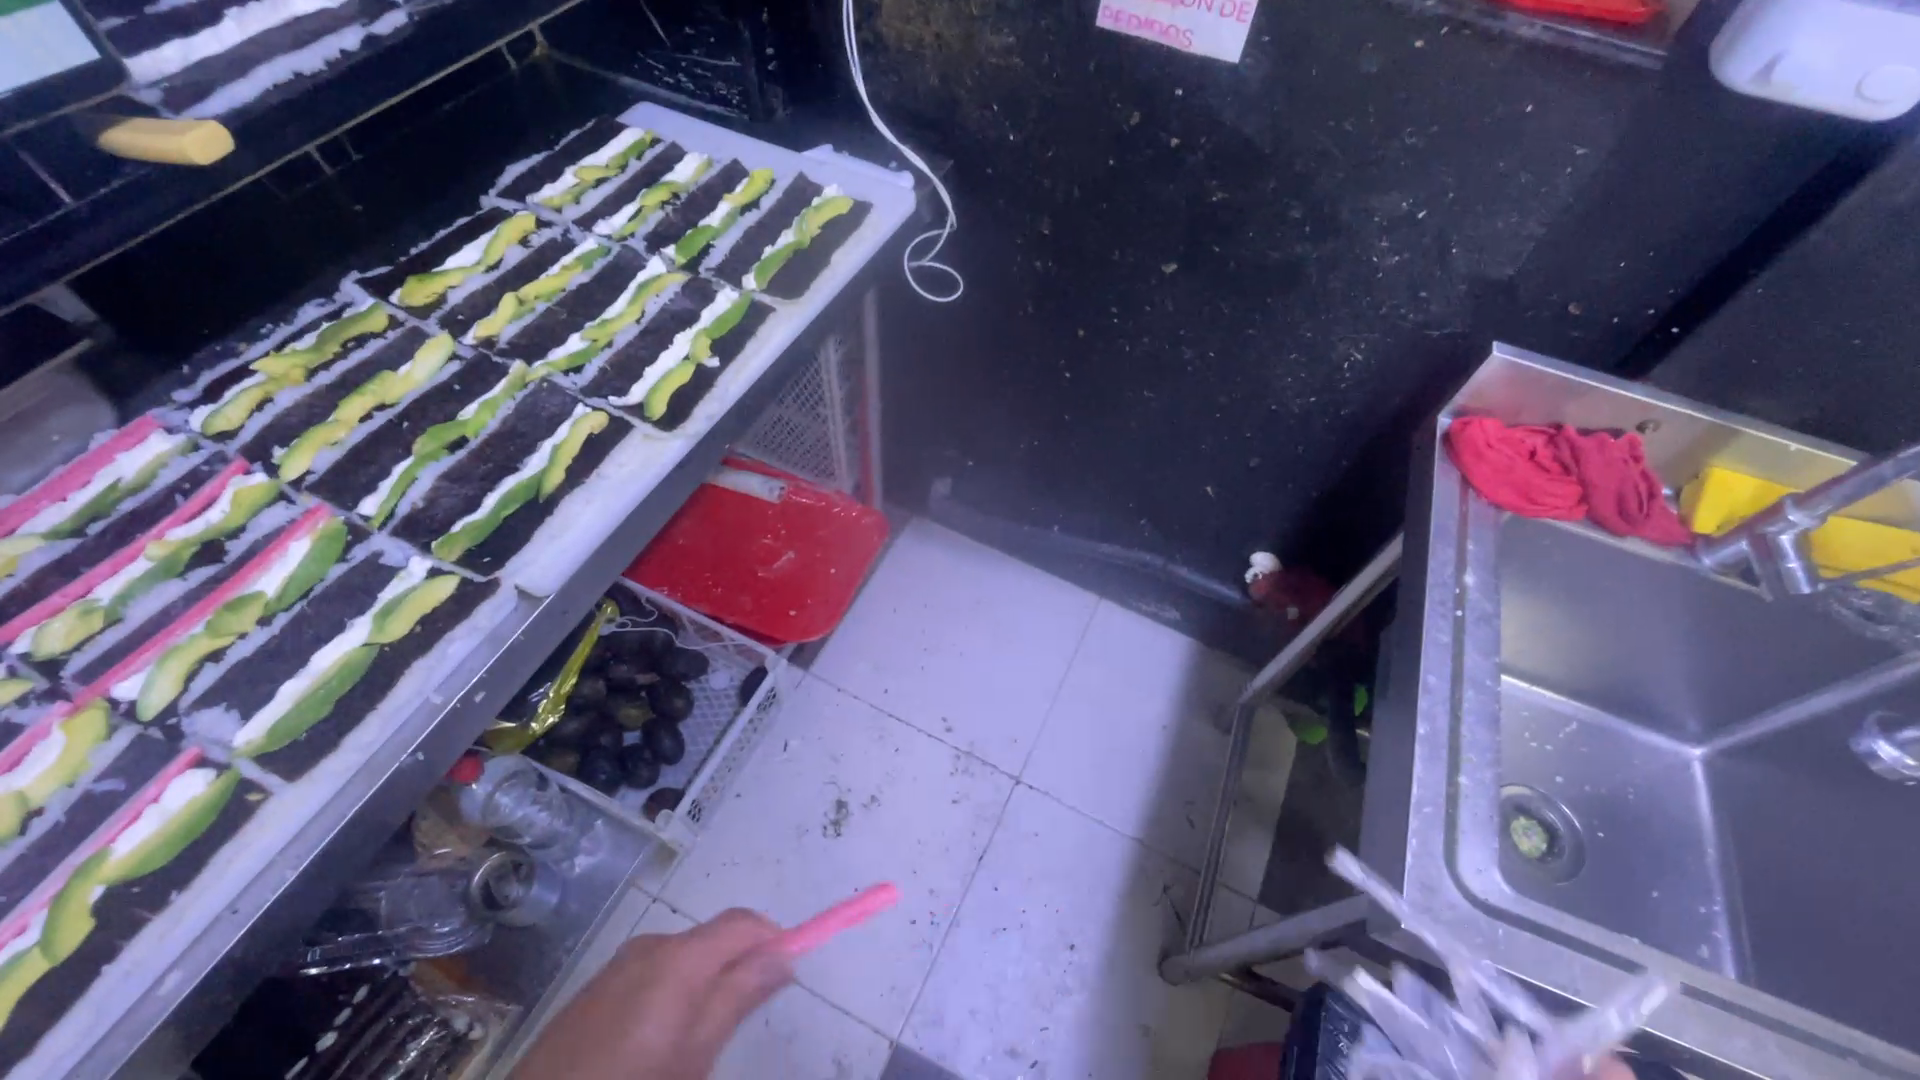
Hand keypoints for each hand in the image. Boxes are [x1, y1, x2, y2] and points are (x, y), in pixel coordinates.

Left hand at [512, 908, 794, 1079]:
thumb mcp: (696, 1051)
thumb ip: (740, 997)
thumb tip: (784, 956)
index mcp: (680, 957)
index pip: (743, 922)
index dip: (774, 937)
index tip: (792, 968)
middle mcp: (651, 945)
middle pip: (714, 937)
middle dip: (740, 962)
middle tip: (748, 1014)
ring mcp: (620, 962)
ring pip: (685, 955)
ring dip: (707, 978)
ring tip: (702, 1034)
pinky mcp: (598, 984)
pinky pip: (654, 970)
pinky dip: (674, 987)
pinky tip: (661, 1035)